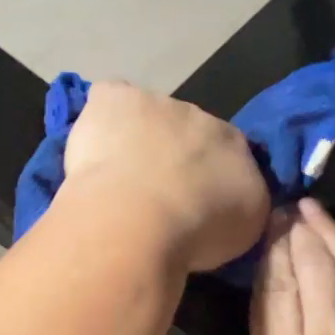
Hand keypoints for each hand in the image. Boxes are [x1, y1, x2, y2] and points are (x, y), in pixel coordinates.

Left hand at [61, 81, 269, 271]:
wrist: (141, 220)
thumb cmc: (196, 235)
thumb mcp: (242, 232)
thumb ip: (239, 206)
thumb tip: (228, 203)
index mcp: (237, 148)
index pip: (227, 154)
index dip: (208, 178)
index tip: (193, 205)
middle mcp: (203, 118)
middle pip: (187, 133)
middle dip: (173, 158)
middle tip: (153, 198)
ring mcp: (158, 103)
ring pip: (148, 116)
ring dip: (138, 139)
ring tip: (118, 181)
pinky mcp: (116, 99)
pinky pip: (110, 98)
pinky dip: (102, 118)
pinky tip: (93, 147)